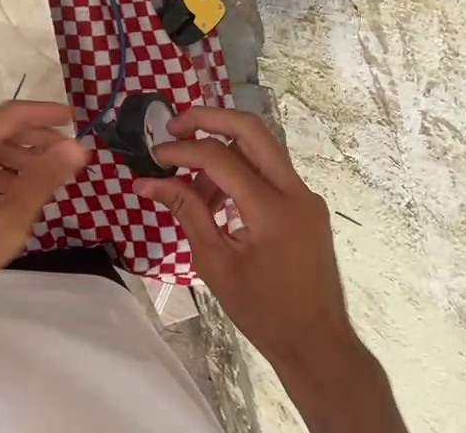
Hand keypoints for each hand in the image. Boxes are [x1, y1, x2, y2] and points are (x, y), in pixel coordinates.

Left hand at [0, 100, 88, 317]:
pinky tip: (16, 191)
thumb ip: (42, 180)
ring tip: (49, 176)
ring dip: (17, 154)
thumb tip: (76, 147)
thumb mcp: (6, 221)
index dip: (45, 114)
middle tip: (69, 154)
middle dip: (35, 137)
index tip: (76, 120)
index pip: (12, 113)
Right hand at [136, 107, 394, 427]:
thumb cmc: (263, 311)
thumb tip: (146, 181)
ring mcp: (305, 196)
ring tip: (188, 176)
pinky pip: (268, 170)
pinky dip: (238, 168)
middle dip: (207, 118)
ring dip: (221, 145)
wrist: (319, 346)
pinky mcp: (305, 205)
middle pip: (250, 128)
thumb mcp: (215, 262)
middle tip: (173, 127)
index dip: (180, 151)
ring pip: (260, 145)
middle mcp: (295, 191)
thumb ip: (185, 211)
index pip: (218, 156)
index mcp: (272, 208)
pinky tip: (213, 195)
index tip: (153, 158)